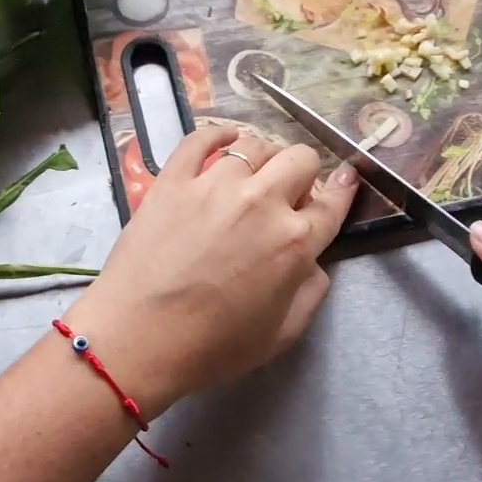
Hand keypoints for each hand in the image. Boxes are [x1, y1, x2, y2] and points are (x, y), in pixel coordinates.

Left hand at [63, 127, 357, 413]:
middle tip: (288, 193)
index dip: (343, 190)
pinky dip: (217, 133)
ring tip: (253, 173)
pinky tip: (225, 137)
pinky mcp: (173, 179)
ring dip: (263, 157)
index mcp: (295, 243)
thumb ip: (310, 293)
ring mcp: (214, 185)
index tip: (345, 181)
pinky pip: (200, 139)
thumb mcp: (280, 335)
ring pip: (254, 144)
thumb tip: (314, 262)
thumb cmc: (211, 348)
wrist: (137, 338)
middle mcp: (261, 202)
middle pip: (300, 159)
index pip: (332, 202)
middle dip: (304, 172)